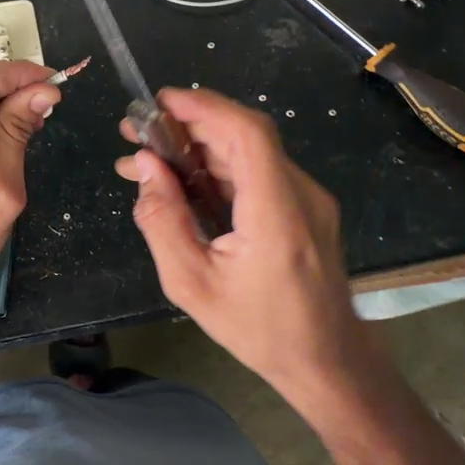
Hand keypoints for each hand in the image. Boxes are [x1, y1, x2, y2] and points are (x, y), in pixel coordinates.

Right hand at [115, 88, 371, 394]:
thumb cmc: (258, 329)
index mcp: (276, 213)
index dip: (203, 108)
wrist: (328, 362)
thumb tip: (146, 167)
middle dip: (188, 123)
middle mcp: (300, 194)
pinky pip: (257, 172)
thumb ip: (163, 221)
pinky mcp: (304, 209)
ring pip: (250, 151)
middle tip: (136, 131)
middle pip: (245, 134)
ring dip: (197, 145)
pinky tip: (182, 181)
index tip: (158, 103)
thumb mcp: (191, 284)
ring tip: (147, 158)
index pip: (246, 134)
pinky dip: (216, 166)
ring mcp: (307, 200)